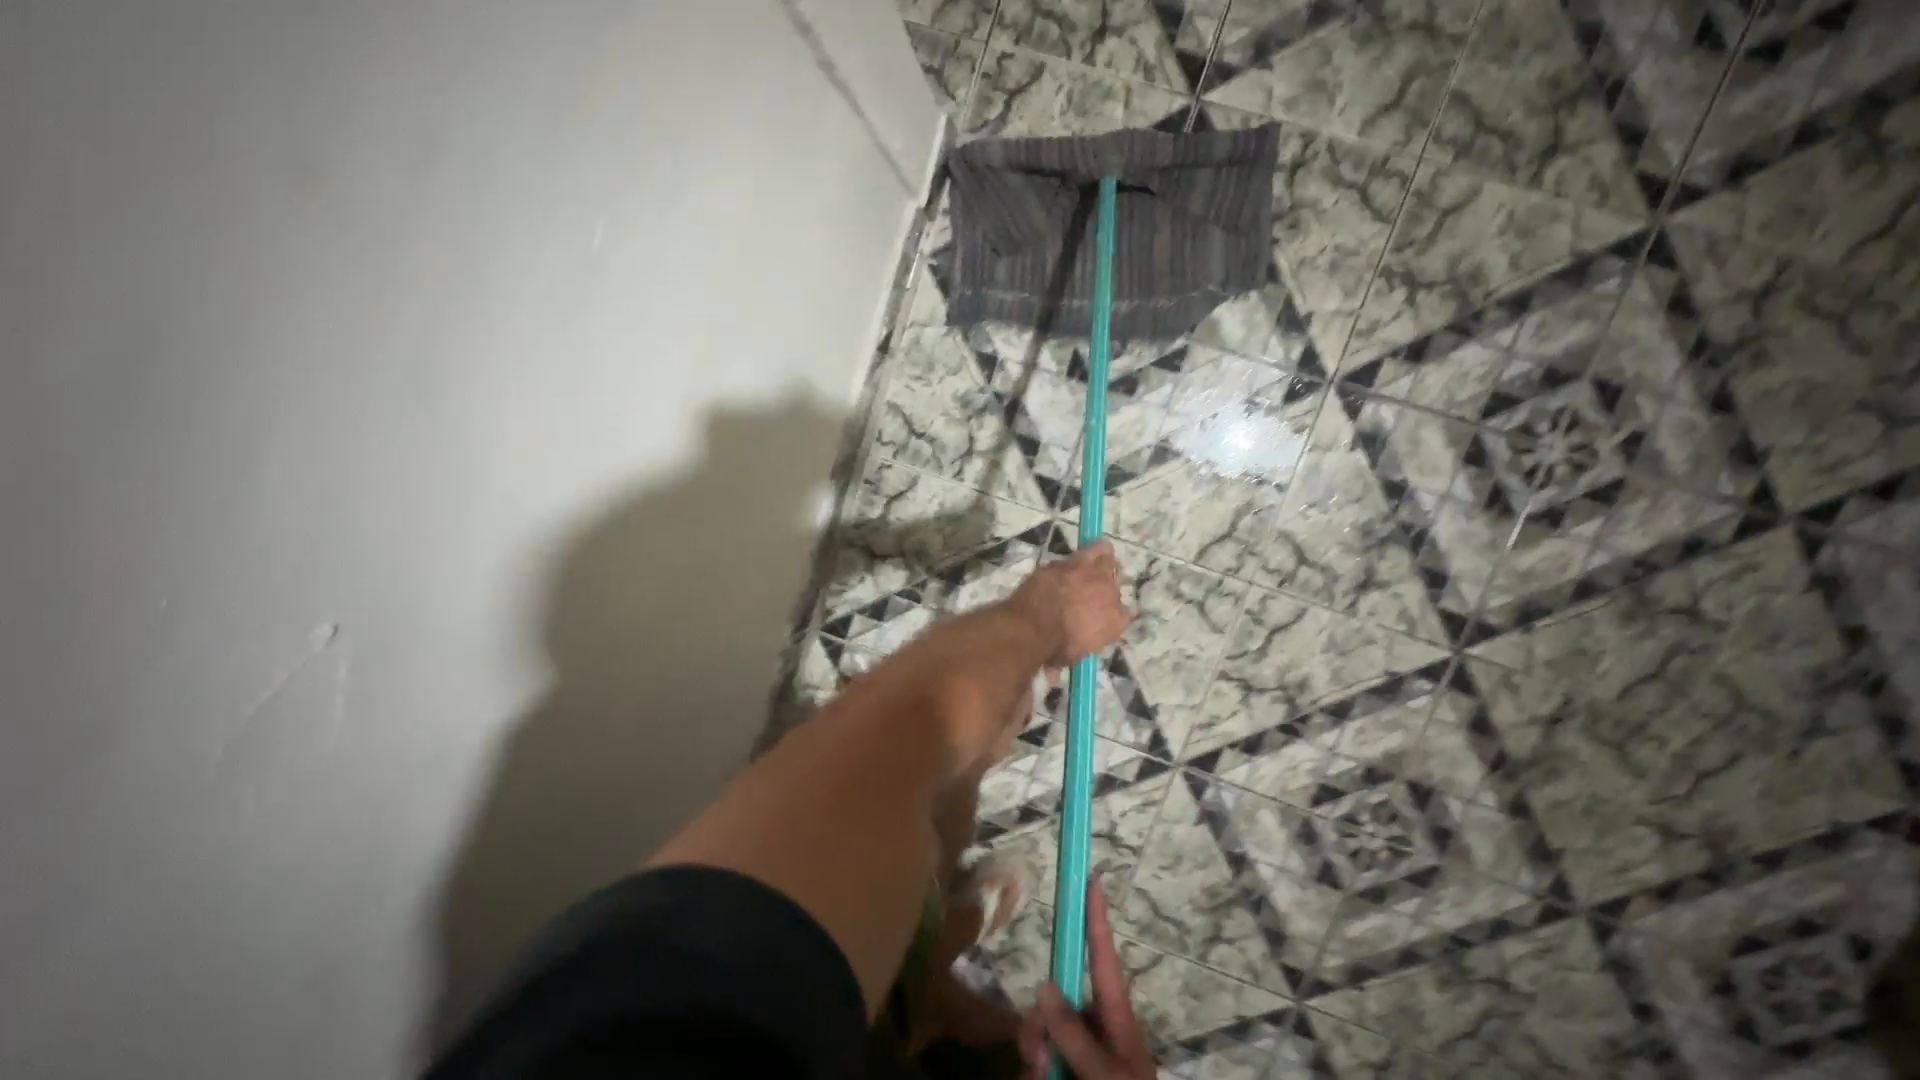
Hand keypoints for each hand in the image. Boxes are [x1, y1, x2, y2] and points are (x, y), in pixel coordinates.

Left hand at [1006, 543, 1131, 669]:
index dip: (1109, 614)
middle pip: (1116, 586)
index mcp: (1115, 624)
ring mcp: (1095, 577)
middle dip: (1105, 588)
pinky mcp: (1075, 562)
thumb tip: (1053, 673)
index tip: (1096, 616)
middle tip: (1091, 591)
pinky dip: (1095, 549)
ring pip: (1109, 563)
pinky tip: (1097, 546)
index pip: (1123, 616)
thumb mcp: (1066, 658)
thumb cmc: (1053, 648)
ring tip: (1101, 561)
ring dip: (1104, 563)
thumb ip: (1067, 655)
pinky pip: (1094, 550)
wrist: (1036, 626)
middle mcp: (1112, 598)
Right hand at [1018, 878, 1153, 1079]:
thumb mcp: (1104, 1074)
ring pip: (1040, 1032)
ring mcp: (1081, 1050)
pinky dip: (1034, 1071)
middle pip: (1054, 999)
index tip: (1093, 878)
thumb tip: (1045, 985)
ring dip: (1033, 1058)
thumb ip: (1074, 1034)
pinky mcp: (1067, 1070)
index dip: (1096, 917)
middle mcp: (1096, 1026)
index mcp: (1115, 1016)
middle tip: (1037, 1062)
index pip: (1102, 956)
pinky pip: (1038, 1058)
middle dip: (1037, 1027)